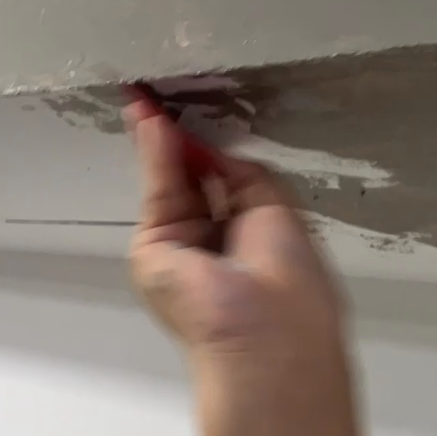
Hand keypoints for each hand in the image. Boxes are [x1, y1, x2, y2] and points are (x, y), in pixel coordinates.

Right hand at [124, 99, 350, 414]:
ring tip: (145, 101)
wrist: (263, 336)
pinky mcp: (150, 249)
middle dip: (176, 142)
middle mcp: (210, 243)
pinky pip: (158, 194)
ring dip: (158, 141)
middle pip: (189, 181)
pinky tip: (151, 123)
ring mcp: (177, 248)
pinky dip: (155, 157)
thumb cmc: (290, 280)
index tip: (196, 119)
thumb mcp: (280, 214)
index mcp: (247, 240)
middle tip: (159, 100)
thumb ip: (246, 178)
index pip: (222, 186)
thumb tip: (215, 154)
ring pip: (167, 184)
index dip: (208, 152)